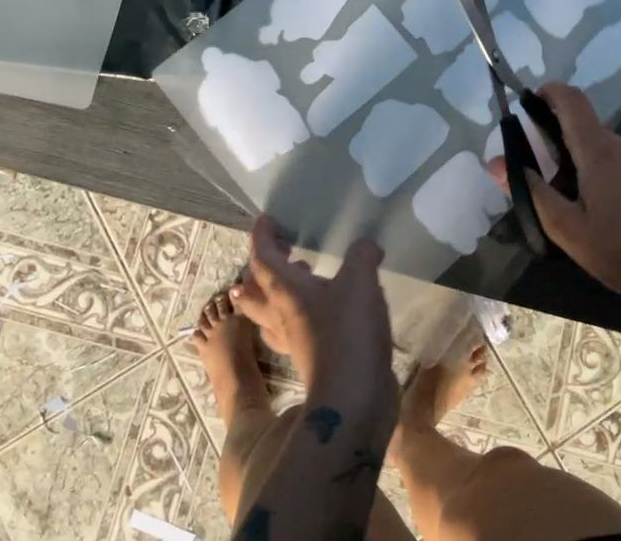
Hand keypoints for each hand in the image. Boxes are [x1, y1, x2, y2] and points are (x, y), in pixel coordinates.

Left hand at [231, 216, 395, 410]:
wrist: (353, 400)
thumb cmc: (347, 333)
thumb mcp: (360, 281)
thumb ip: (362, 256)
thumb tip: (366, 246)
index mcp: (286, 292)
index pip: (263, 258)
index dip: (262, 237)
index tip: (265, 220)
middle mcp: (282, 316)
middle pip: (253, 293)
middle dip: (259, 271)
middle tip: (279, 254)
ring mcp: (295, 342)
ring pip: (271, 316)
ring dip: (277, 296)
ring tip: (301, 279)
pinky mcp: (312, 361)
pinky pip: (295, 333)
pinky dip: (302, 317)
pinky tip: (327, 312)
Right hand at [497, 84, 620, 308]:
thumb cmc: (620, 253)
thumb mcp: (567, 229)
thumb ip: (532, 191)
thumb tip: (495, 162)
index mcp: (600, 152)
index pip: (571, 100)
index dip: (549, 93)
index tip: (531, 103)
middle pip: (588, 132)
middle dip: (566, 150)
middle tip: (556, 190)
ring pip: (610, 152)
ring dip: (592, 169)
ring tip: (590, 212)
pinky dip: (616, 180)